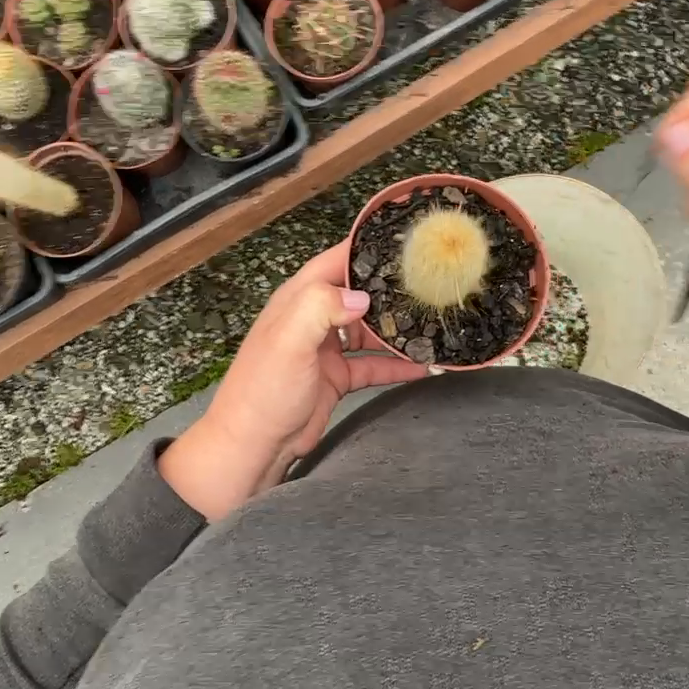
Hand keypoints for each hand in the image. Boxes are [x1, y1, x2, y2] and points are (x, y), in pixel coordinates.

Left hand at [158, 243, 430, 519]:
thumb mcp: (289, 340)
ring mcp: (326, 350)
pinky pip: (373, 365)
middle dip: (391, 289)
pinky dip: (396, 365)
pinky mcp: (336, 378)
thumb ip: (321, 307)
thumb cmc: (264, 390)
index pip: (336, 262)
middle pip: (358, 294)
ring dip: (398, 329)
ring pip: (370, 330)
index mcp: (298, 300)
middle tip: (432, 285)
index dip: (366, 248)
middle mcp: (313, 319)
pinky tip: (423, 365)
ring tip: (435, 324)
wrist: (253, 446)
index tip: (404, 242)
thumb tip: (363, 297)